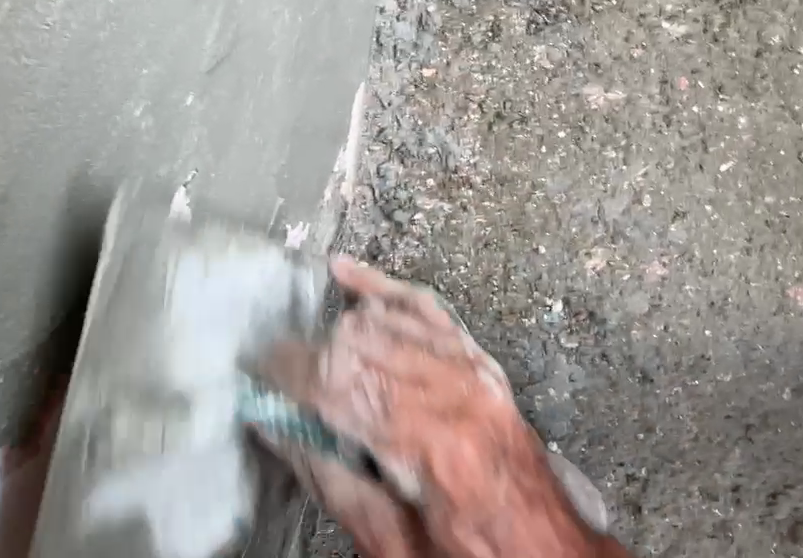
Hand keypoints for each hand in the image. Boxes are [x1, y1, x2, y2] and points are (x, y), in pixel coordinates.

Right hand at [255, 257, 615, 557]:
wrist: (544, 551)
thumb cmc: (469, 556)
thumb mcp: (390, 543)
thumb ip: (330, 479)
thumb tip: (277, 425)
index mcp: (429, 445)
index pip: (340, 385)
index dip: (290, 374)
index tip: (258, 373)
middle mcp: (452, 392)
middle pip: (359, 343)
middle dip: (308, 352)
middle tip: (274, 369)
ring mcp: (469, 368)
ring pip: (386, 318)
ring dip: (336, 328)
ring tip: (304, 344)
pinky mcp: (477, 359)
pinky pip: (424, 307)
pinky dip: (383, 287)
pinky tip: (347, 274)